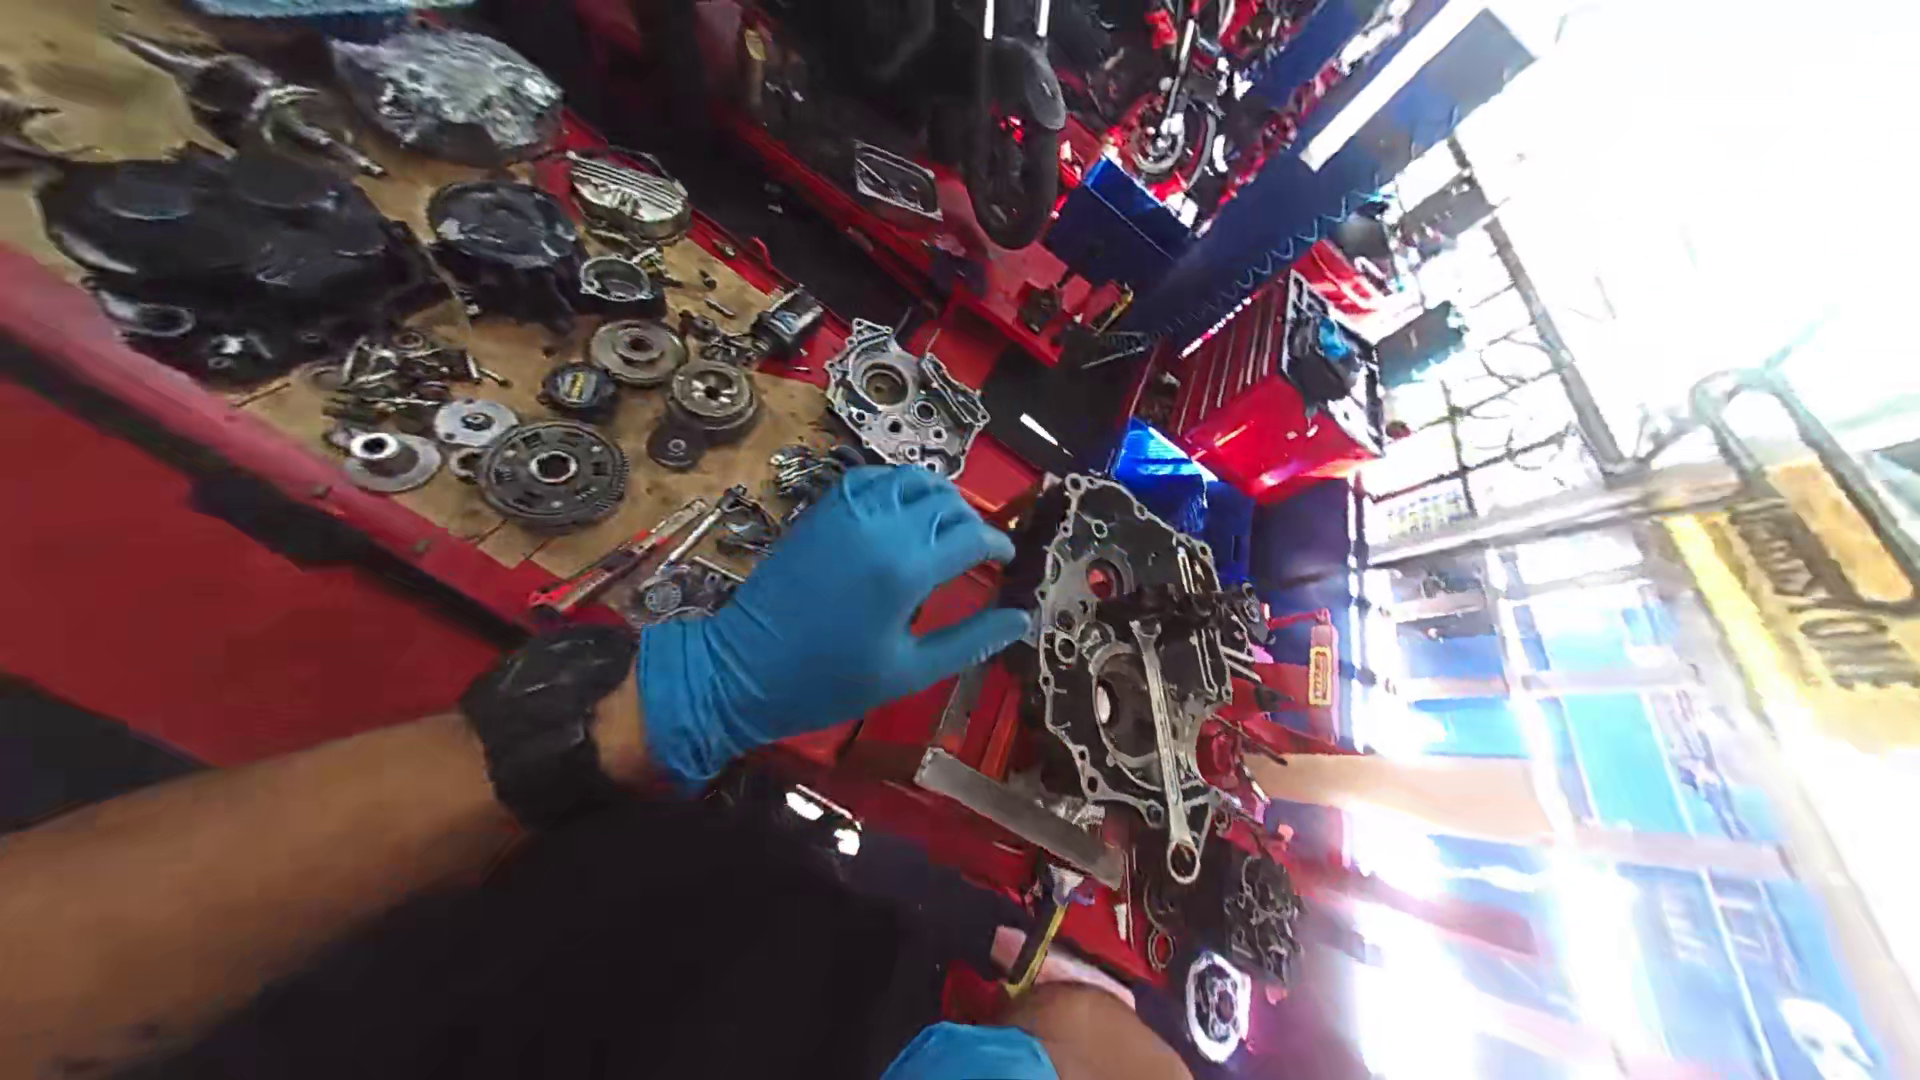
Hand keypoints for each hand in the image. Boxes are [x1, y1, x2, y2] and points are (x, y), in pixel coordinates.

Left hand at [638, 466, 1031, 790]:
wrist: (745, 668)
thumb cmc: (830, 681)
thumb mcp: (910, 671)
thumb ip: (971, 640)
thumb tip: (1021, 617)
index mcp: (906, 569)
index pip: (973, 536)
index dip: (999, 545)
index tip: (1006, 560)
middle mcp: (882, 526)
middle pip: (949, 502)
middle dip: (972, 524)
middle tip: (974, 554)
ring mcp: (848, 510)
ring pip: (913, 480)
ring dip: (939, 500)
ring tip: (943, 530)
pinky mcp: (824, 508)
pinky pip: (874, 478)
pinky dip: (899, 488)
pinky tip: (901, 515)